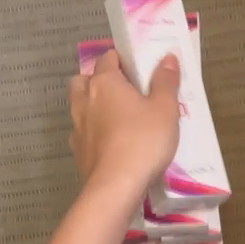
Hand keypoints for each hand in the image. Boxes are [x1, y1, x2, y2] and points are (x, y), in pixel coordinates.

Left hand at [68, 49, 180, 194]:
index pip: (107, 59)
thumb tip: (167, 58)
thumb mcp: (165, 109)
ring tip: (114, 118)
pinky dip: (92, 133)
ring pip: (78, 107)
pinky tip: (107, 143)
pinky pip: (82, 133)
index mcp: (104, 82)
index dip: (121, 60)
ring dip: (92, 106)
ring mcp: (77, 127)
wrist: (116, 186)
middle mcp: (85, 100)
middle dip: (97, 80)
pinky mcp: (77, 152)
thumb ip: (166, 82)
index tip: (136, 69)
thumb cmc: (143, 141)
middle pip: (83, 80)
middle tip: (120, 92)